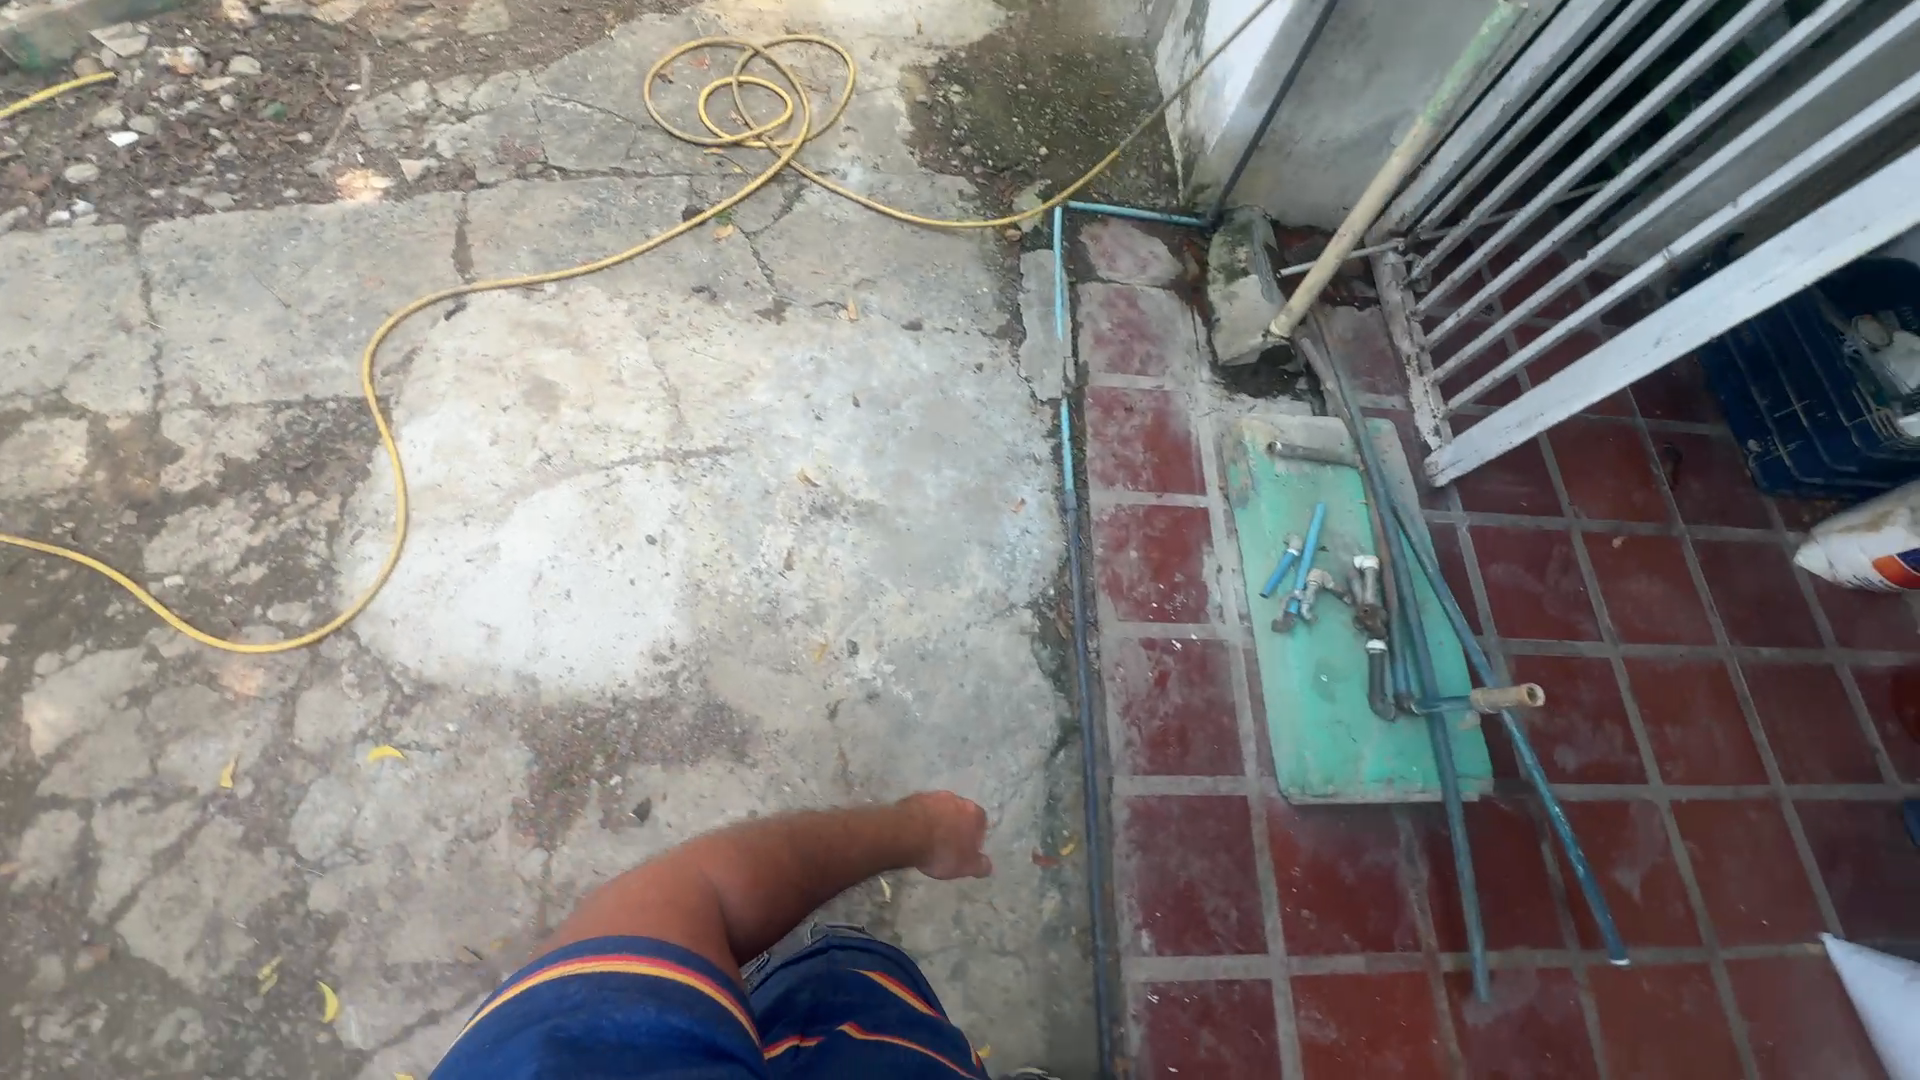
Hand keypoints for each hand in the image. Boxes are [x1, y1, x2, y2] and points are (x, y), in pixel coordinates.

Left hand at [898, 791, 992, 879]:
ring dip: (939, 821)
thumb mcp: (966, 866)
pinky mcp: (916, 797)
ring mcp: (935, 796)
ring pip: (941, 809)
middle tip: (948, 844)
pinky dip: (923, 819)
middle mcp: (957, 799)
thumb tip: (987, 865)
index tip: (966, 850)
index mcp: (974, 813)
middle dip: (956, 826)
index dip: (975, 837)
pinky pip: (924, 809)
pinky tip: (916, 832)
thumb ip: (981, 865)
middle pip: (961, 813)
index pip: (981, 823)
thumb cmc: (942, 851)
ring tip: (930, 839)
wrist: (907, 834)